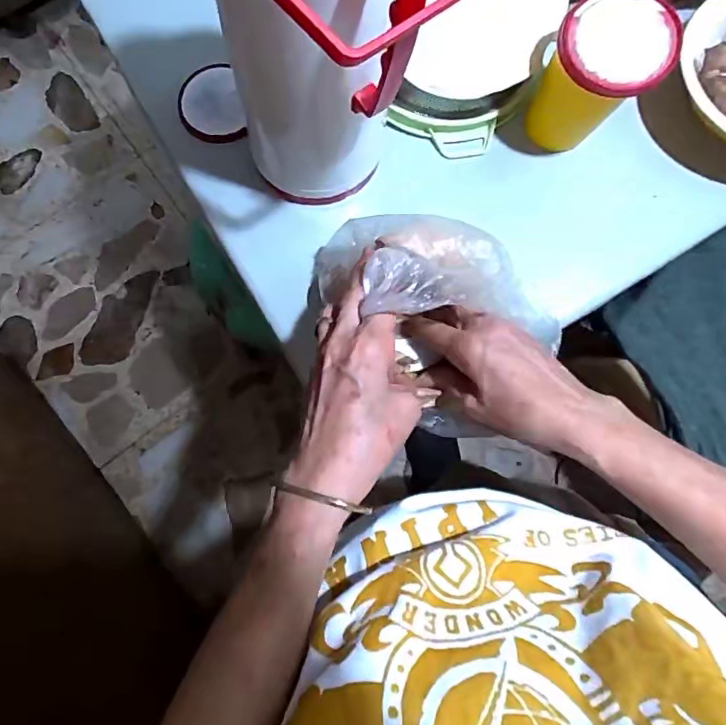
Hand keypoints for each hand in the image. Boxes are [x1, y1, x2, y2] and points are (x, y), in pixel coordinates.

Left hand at [284, 253, 433, 506]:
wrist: (324, 467)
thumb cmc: (369, 439)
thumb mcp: (406, 409)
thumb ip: (411, 381)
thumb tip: (412, 373)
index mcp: (365, 346)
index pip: (378, 303)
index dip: (390, 284)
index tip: (400, 266)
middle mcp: (339, 341)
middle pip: (349, 297)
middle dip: (363, 275)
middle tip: (377, 257)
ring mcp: (321, 353)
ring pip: (333, 313)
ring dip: (347, 297)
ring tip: (365, 289)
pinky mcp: (313, 367)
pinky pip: (326, 331)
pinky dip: (338, 318)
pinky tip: (351, 325)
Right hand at [401, 306, 625, 454]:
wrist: (573, 413)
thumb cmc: (520, 415)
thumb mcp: (475, 408)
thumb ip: (446, 389)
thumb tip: (427, 380)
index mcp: (469, 344)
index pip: (429, 328)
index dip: (410, 327)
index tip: (395, 327)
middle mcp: (484, 325)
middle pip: (448, 311)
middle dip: (430, 317)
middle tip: (416, 329)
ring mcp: (505, 324)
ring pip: (468, 313)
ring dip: (452, 320)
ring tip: (440, 335)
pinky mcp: (520, 331)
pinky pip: (486, 320)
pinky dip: (471, 325)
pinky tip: (469, 342)